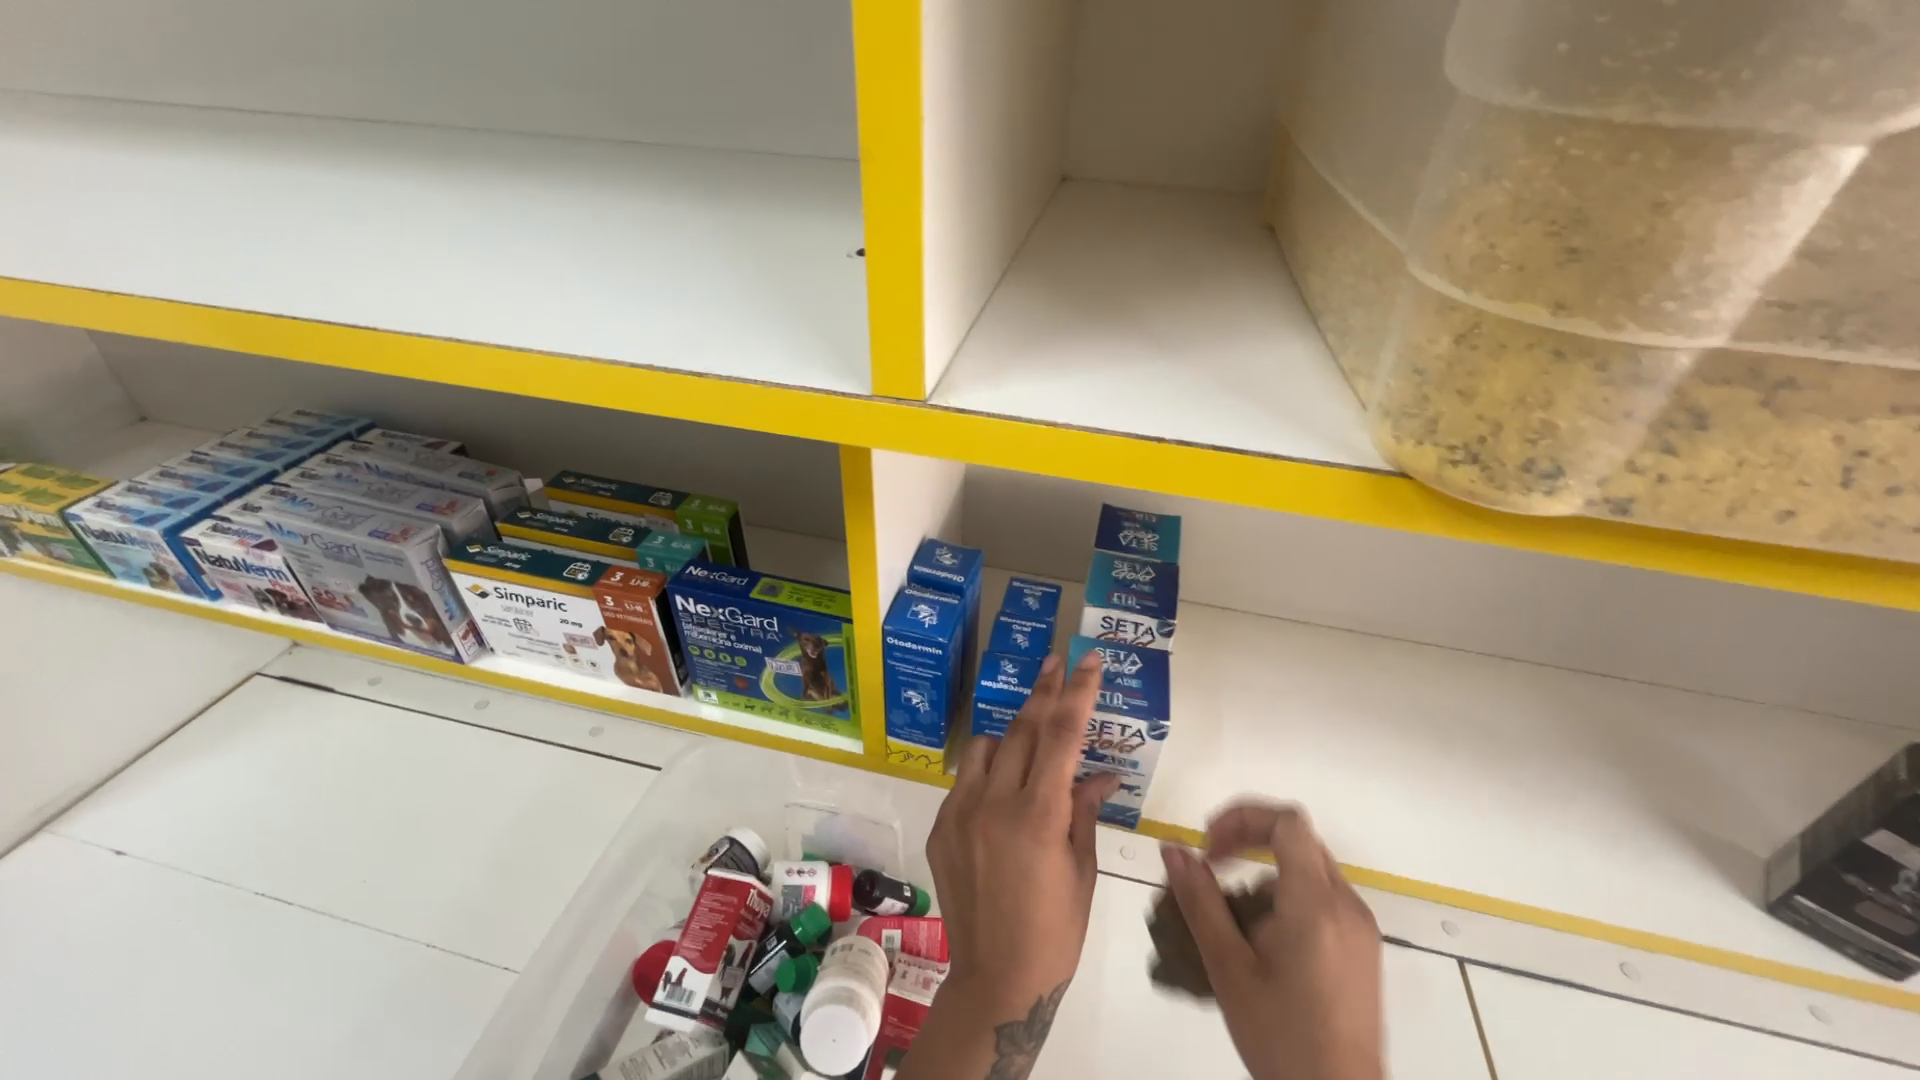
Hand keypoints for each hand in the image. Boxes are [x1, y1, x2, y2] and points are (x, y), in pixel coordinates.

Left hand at [926, 649, 1122, 1009]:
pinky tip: (1003, 788)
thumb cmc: (1055, 928)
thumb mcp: (1082, 868)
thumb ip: (1084, 810)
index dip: (1077, 692)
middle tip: (1056, 664)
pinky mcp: (940, 826)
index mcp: (1038, 816)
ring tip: (1030, 735)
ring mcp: (960, 813)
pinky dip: (988, 771)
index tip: (1087, 659)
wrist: (996, 976)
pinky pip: (965, 779)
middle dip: (1043, 693)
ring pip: (985, 747)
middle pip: (1021, 729)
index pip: (1062, 736)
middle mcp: (993, 804)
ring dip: (1011, 733)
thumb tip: (1100, 774)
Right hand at [1160, 803, 1383, 1079]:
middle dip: (1249, 839)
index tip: (1209, 848)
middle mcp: (1347, 905)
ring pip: (1310, 869)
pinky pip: (1323, 898)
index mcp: (1315, 903)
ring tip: (1230, 911)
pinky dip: (1287, 895)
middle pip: (1299, 839)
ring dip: (1266, 869)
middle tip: (1211, 864)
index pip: (1287, 822)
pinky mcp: (1363, 949)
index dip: (1242, 818)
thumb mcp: (1228, 967)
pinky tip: (1261, 939)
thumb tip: (1173, 849)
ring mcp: (1361, 927)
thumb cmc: (1279, 1034)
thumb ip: (1200, 901)